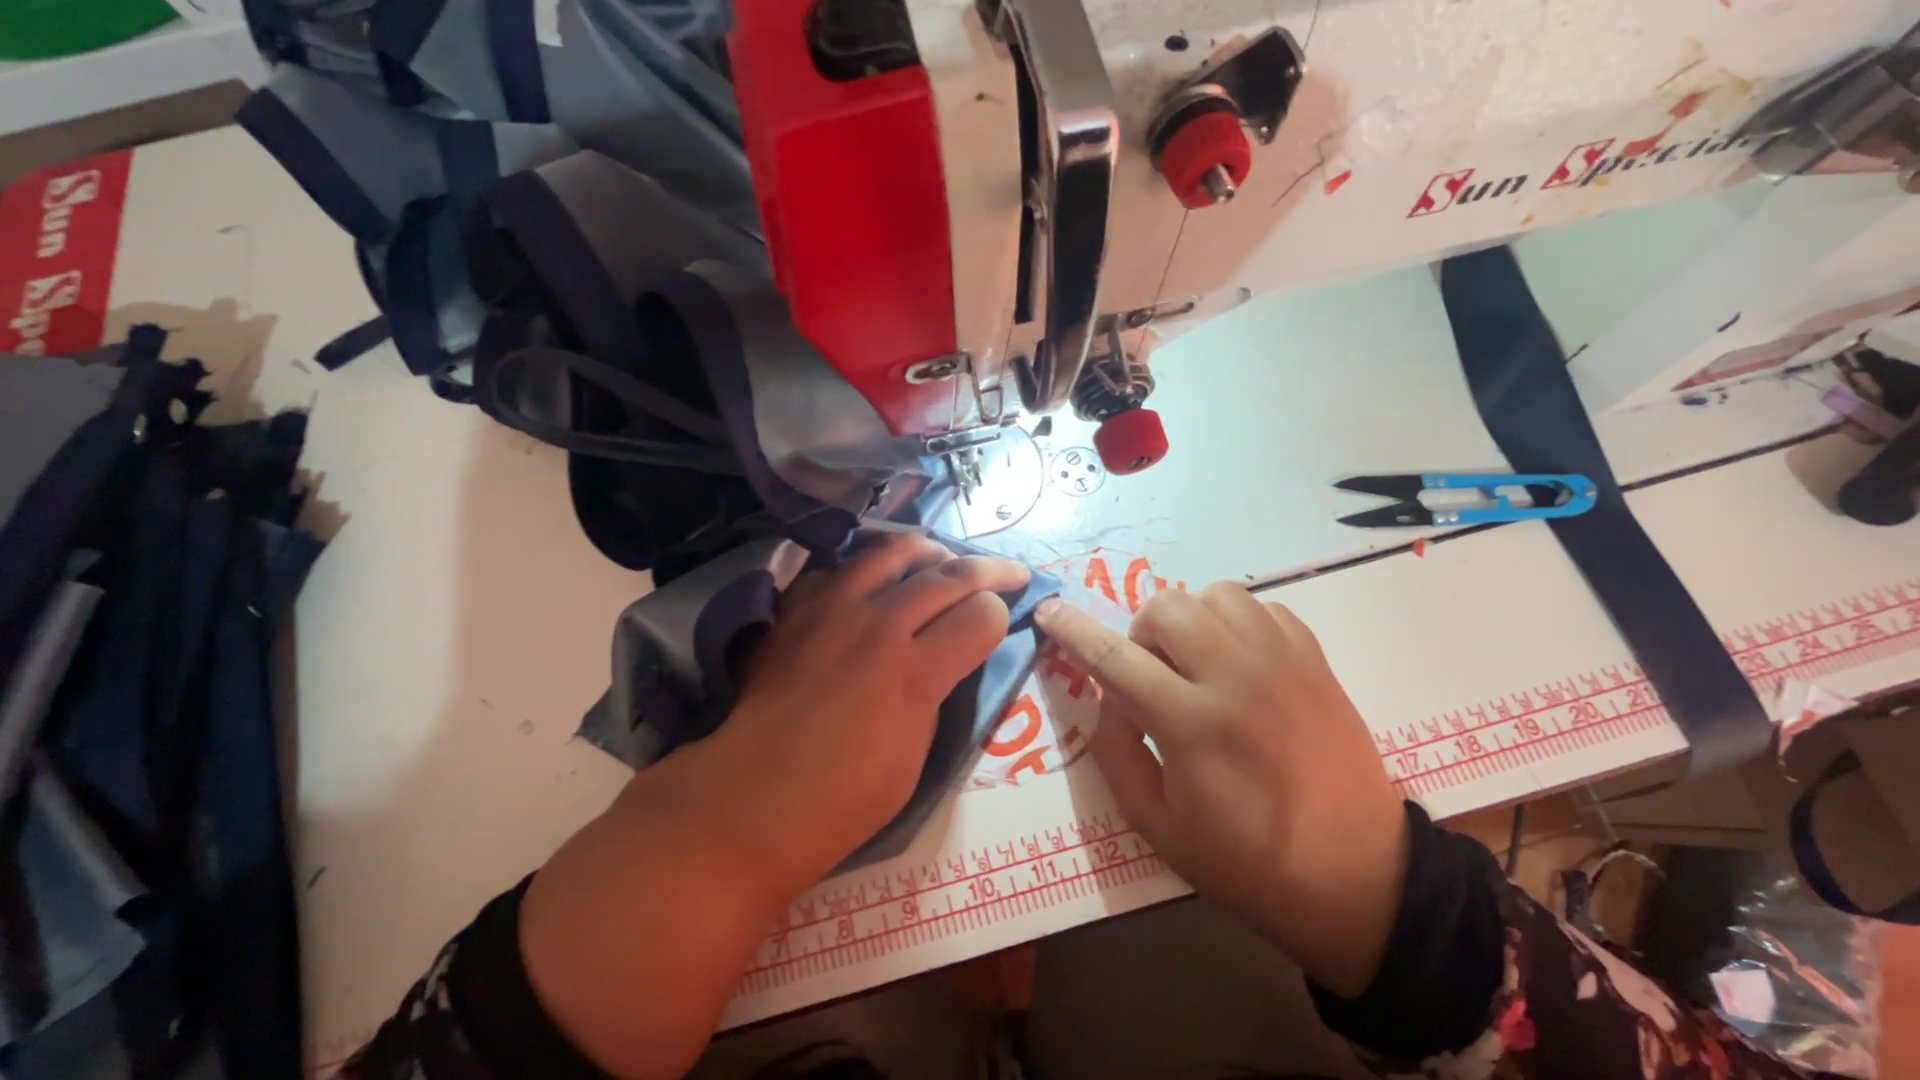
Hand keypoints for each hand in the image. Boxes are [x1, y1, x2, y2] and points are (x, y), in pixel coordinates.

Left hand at [718, 530, 1031, 884]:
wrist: (752, 797)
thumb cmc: (843, 800)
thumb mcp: (916, 754)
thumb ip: (935, 693)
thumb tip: (945, 658)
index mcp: (915, 672)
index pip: (981, 614)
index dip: (1001, 615)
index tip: (1002, 622)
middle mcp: (878, 626)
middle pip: (949, 573)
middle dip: (990, 570)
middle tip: (1010, 573)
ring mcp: (831, 610)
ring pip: (892, 552)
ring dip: (929, 551)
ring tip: (943, 557)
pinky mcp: (795, 610)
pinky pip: (838, 568)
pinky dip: (867, 568)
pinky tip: (873, 581)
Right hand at [1035, 584, 1409, 998]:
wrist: (1356, 876)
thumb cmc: (1246, 863)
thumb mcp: (1157, 826)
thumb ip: (1116, 755)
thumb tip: (1106, 700)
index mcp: (1193, 724)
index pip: (1115, 658)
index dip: (1073, 631)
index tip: (1049, 611)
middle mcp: (1238, 677)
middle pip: (1168, 606)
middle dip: (1141, 633)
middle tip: (1151, 679)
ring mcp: (1284, 662)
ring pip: (1217, 595)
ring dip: (1191, 621)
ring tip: (1196, 665)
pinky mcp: (1316, 661)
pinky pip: (1263, 608)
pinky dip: (1237, 624)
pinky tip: (1239, 665)